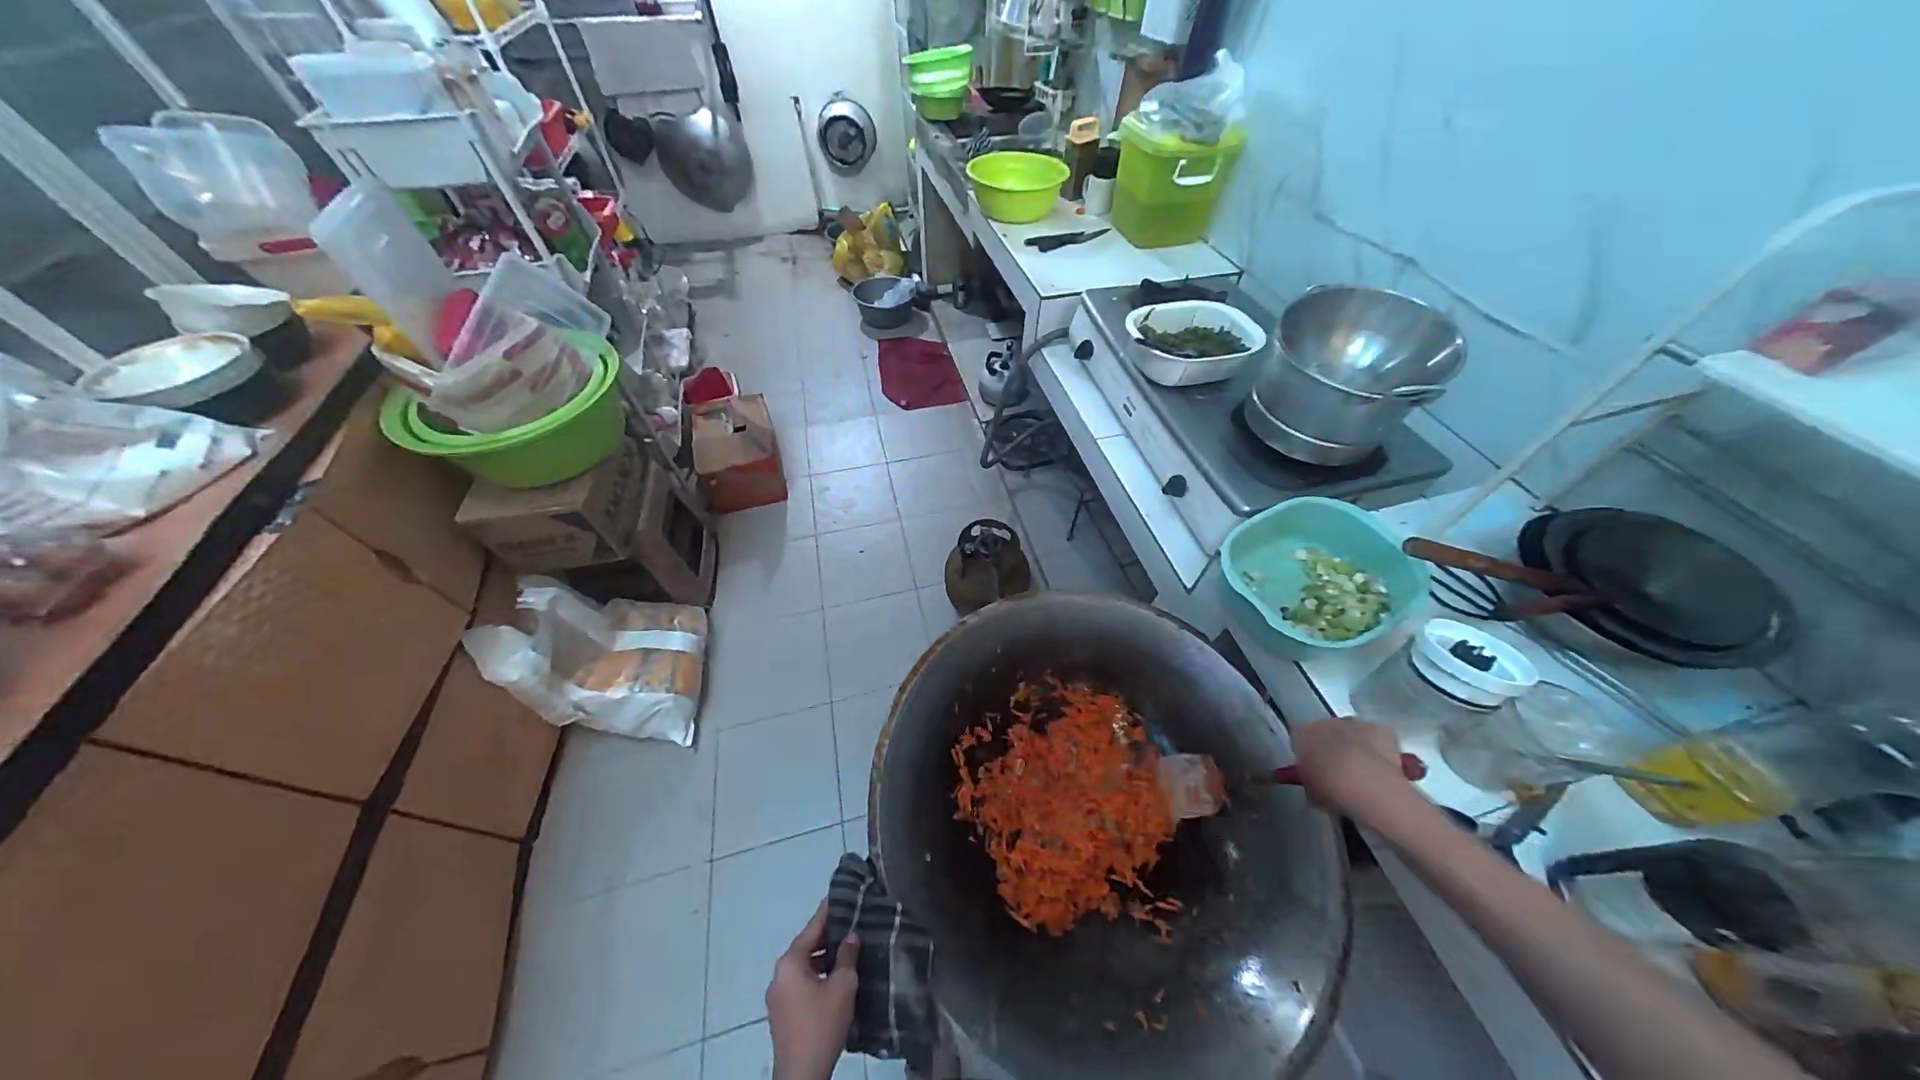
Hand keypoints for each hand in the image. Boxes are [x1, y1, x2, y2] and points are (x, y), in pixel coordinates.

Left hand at [767, 899, 858, 1079]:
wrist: (801, 1075)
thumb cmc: (821, 1024)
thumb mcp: (842, 986)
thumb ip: (847, 957)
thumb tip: (850, 937)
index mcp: (790, 962)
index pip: (812, 928)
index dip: (827, 912)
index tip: (838, 895)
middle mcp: (779, 974)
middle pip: (806, 947)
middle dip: (828, 938)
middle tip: (852, 924)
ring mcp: (778, 996)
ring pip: (804, 968)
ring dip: (824, 960)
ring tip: (849, 952)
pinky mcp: (782, 1014)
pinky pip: (801, 984)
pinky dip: (817, 977)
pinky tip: (836, 980)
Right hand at [1291, 715, 1410, 812]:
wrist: (1368, 786)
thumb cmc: (1330, 789)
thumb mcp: (1310, 791)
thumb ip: (1311, 779)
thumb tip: (1317, 781)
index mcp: (1302, 734)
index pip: (1300, 738)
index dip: (1307, 754)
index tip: (1314, 769)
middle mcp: (1326, 722)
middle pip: (1327, 731)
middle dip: (1332, 746)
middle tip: (1339, 770)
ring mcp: (1355, 723)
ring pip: (1353, 731)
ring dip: (1356, 745)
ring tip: (1364, 771)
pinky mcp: (1382, 729)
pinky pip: (1378, 737)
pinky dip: (1380, 749)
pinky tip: (1383, 767)